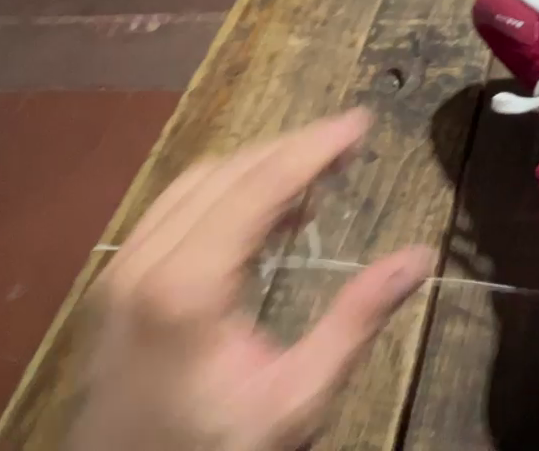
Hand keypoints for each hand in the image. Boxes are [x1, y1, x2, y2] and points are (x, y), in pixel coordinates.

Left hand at [68, 109, 432, 450]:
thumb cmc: (215, 450)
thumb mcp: (296, 401)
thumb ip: (356, 322)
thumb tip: (420, 256)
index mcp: (186, 285)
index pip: (260, 185)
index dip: (316, 146)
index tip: (361, 122)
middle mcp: (146, 259)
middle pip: (230, 172)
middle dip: (294, 149)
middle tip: (351, 146)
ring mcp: (124, 267)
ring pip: (200, 180)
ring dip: (260, 166)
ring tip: (318, 174)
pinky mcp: (118, 279)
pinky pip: (177, 204)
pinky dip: (227, 189)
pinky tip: (265, 210)